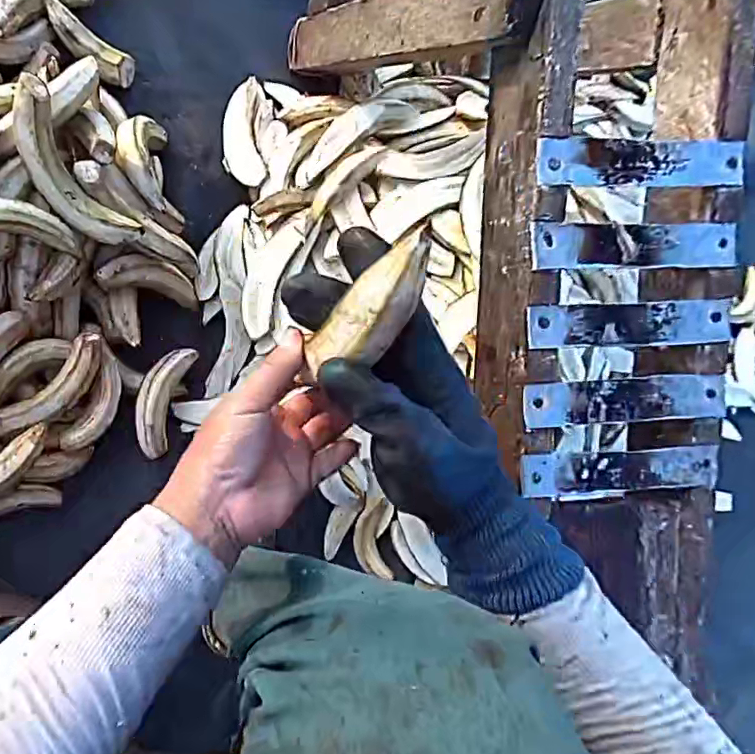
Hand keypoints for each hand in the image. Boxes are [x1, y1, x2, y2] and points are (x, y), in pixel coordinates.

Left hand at [154, 330, 357, 567]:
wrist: (216, 508)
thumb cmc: (217, 455)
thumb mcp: (245, 402)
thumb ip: (274, 371)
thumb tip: (293, 337)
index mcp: (257, 405)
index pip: (289, 378)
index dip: (310, 366)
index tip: (333, 352)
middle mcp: (276, 427)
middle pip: (313, 402)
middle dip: (332, 389)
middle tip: (353, 375)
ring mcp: (291, 452)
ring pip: (325, 428)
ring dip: (342, 415)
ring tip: (360, 401)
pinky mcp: (303, 478)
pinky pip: (330, 460)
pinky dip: (344, 450)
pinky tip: (354, 440)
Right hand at [282, 229, 585, 614]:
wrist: (462, 512)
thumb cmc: (452, 477)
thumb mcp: (419, 441)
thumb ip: (380, 404)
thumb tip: (331, 366)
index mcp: (431, 369)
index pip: (402, 312)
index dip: (379, 274)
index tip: (351, 241)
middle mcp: (411, 372)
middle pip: (372, 327)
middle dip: (337, 302)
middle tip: (297, 285)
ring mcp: (395, 392)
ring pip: (357, 353)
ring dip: (327, 334)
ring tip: (292, 318)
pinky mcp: (380, 413)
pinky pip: (350, 384)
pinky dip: (327, 370)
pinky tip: (306, 363)